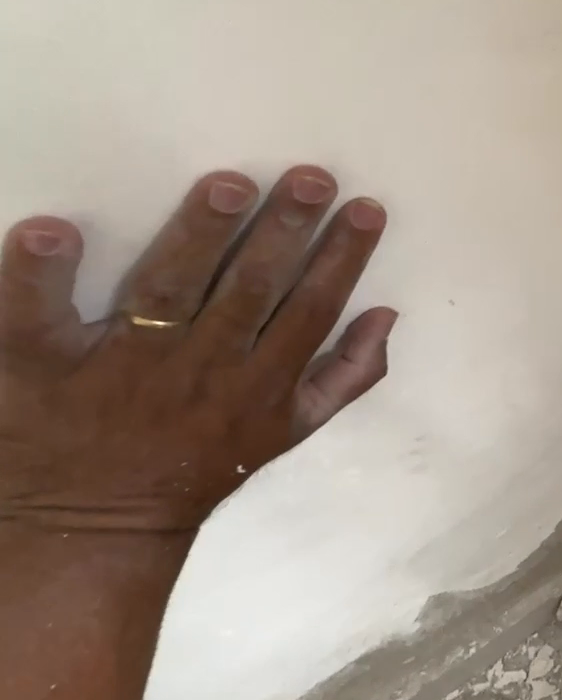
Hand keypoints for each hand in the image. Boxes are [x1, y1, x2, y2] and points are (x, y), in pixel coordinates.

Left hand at [0, 166, 394, 534]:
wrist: (91, 521)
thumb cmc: (207, 464)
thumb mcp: (298, 428)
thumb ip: (350, 373)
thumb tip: (387, 313)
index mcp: (266, 380)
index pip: (315, 306)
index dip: (345, 256)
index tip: (365, 209)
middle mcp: (204, 366)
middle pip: (253, 288)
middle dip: (286, 230)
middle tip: (311, 178)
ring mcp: (123, 366)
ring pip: (169, 290)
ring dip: (199, 237)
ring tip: (228, 185)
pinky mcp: (39, 369)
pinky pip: (37, 318)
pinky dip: (40, 277)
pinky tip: (53, 230)